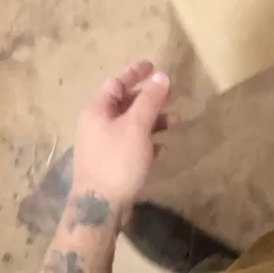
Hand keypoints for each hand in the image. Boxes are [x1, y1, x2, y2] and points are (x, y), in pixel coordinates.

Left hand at [70, 60, 174, 206]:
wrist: (100, 207)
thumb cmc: (117, 161)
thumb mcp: (136, 127)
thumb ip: (149, 100)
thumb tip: (161, 76)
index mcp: (97, 111)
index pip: (116, 83)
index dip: (135, 73)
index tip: (153, 65)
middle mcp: (97, 124)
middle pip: (124, 103)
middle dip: (149, 98)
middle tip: (170, 93)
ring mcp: (103, 145)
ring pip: (131, 124)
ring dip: (153, 120)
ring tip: (176, 121)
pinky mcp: (111, 163)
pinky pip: (131, 144)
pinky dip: (147, 141)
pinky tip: (162, 147)